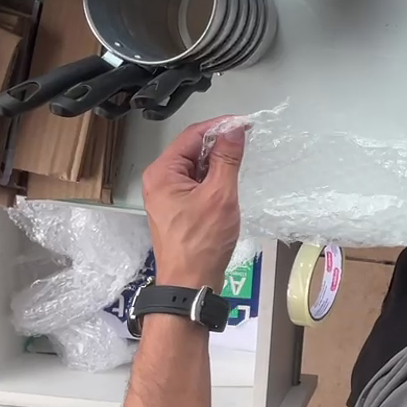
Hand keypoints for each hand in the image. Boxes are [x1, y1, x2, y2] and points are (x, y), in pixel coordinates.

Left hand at [141, 117, 246, 288]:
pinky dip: (214, 176)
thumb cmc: (201, 243)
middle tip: (246, 140)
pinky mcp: (178, 207)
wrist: (190, 282)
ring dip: (218, 160)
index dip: (219, 125)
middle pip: (192, 148)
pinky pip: (196, 181)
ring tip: (241, 160)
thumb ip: (227, 158)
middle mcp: (160, 180)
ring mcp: (168, 194)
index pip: (192, 135)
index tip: (244, 123)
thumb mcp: (220, 194)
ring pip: (196, 165)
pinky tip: (229, 179)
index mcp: (162, 173)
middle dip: (219, 142)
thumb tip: (234, 130)